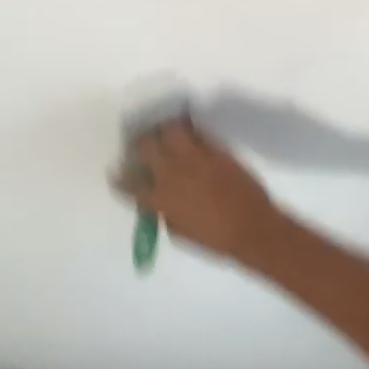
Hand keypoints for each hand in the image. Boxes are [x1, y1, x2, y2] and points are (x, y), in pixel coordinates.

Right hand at [115, 117, 282, 262]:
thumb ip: (164, 212)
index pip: (128, 184)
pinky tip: (186, 132)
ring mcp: (194, 157)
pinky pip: (197, 132)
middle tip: (140, 145)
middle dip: (138, 144)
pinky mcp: (215, 149)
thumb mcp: (179, 232)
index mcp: (160, 199)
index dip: (120, 178)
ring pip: (170, 130)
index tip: (117, 173)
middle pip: (145, 146)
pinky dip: (188, 130)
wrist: (251, 227)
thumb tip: (158, 202)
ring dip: (162, 130)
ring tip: (162, 132)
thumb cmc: (214, 239)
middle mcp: (173, 172)